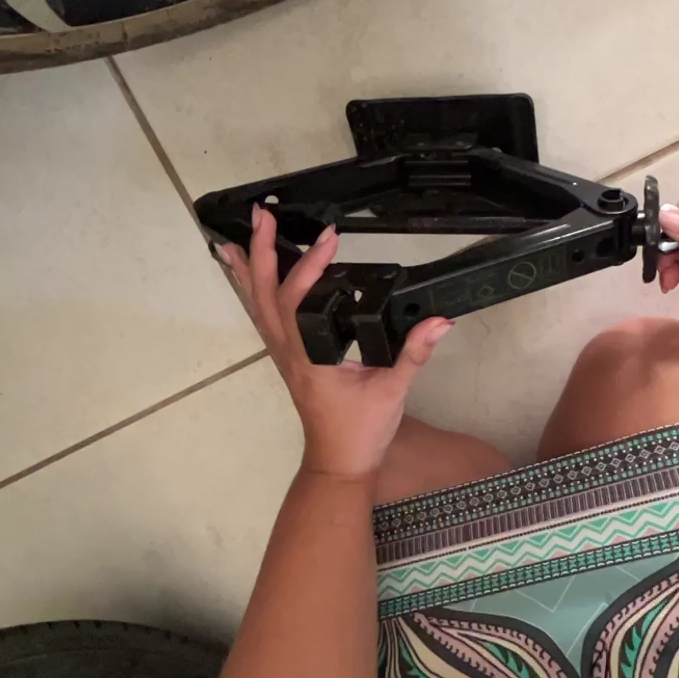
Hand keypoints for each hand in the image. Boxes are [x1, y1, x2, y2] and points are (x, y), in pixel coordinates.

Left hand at [218, 206, 452, 482]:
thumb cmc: (361, 430)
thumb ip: (414, 353)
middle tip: (262, 215)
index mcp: (310, 357)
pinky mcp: (289, 358)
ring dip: (247, 269)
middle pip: (264, 296)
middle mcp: (288, 352)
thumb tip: (441, 320)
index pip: (298, 303)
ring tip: (237, 234)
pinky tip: (249, 274)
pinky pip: (265, 317)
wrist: (339, 463)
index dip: (309, 268)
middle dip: (261, 253)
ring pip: (257, 306)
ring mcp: (284, 355)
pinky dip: (254, 290)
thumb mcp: (393, 391)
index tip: (330, 238)